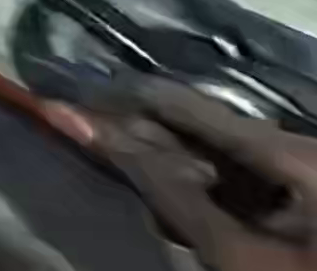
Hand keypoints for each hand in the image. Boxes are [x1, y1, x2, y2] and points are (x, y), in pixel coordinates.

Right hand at [50, 79, 316, 269]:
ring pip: (230, 152)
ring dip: (186, 170)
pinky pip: (263, 176)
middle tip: (115, 169)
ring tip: (162, 203)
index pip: (174, 101)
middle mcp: (316, 150)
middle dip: (154, 146)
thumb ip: (147, 176)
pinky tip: (208, 215)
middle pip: (205, 128)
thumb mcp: (231, 251)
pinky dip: (225, 190)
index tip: (72, 119)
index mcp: (302, 153)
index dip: (117, 108)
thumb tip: (62, 113)